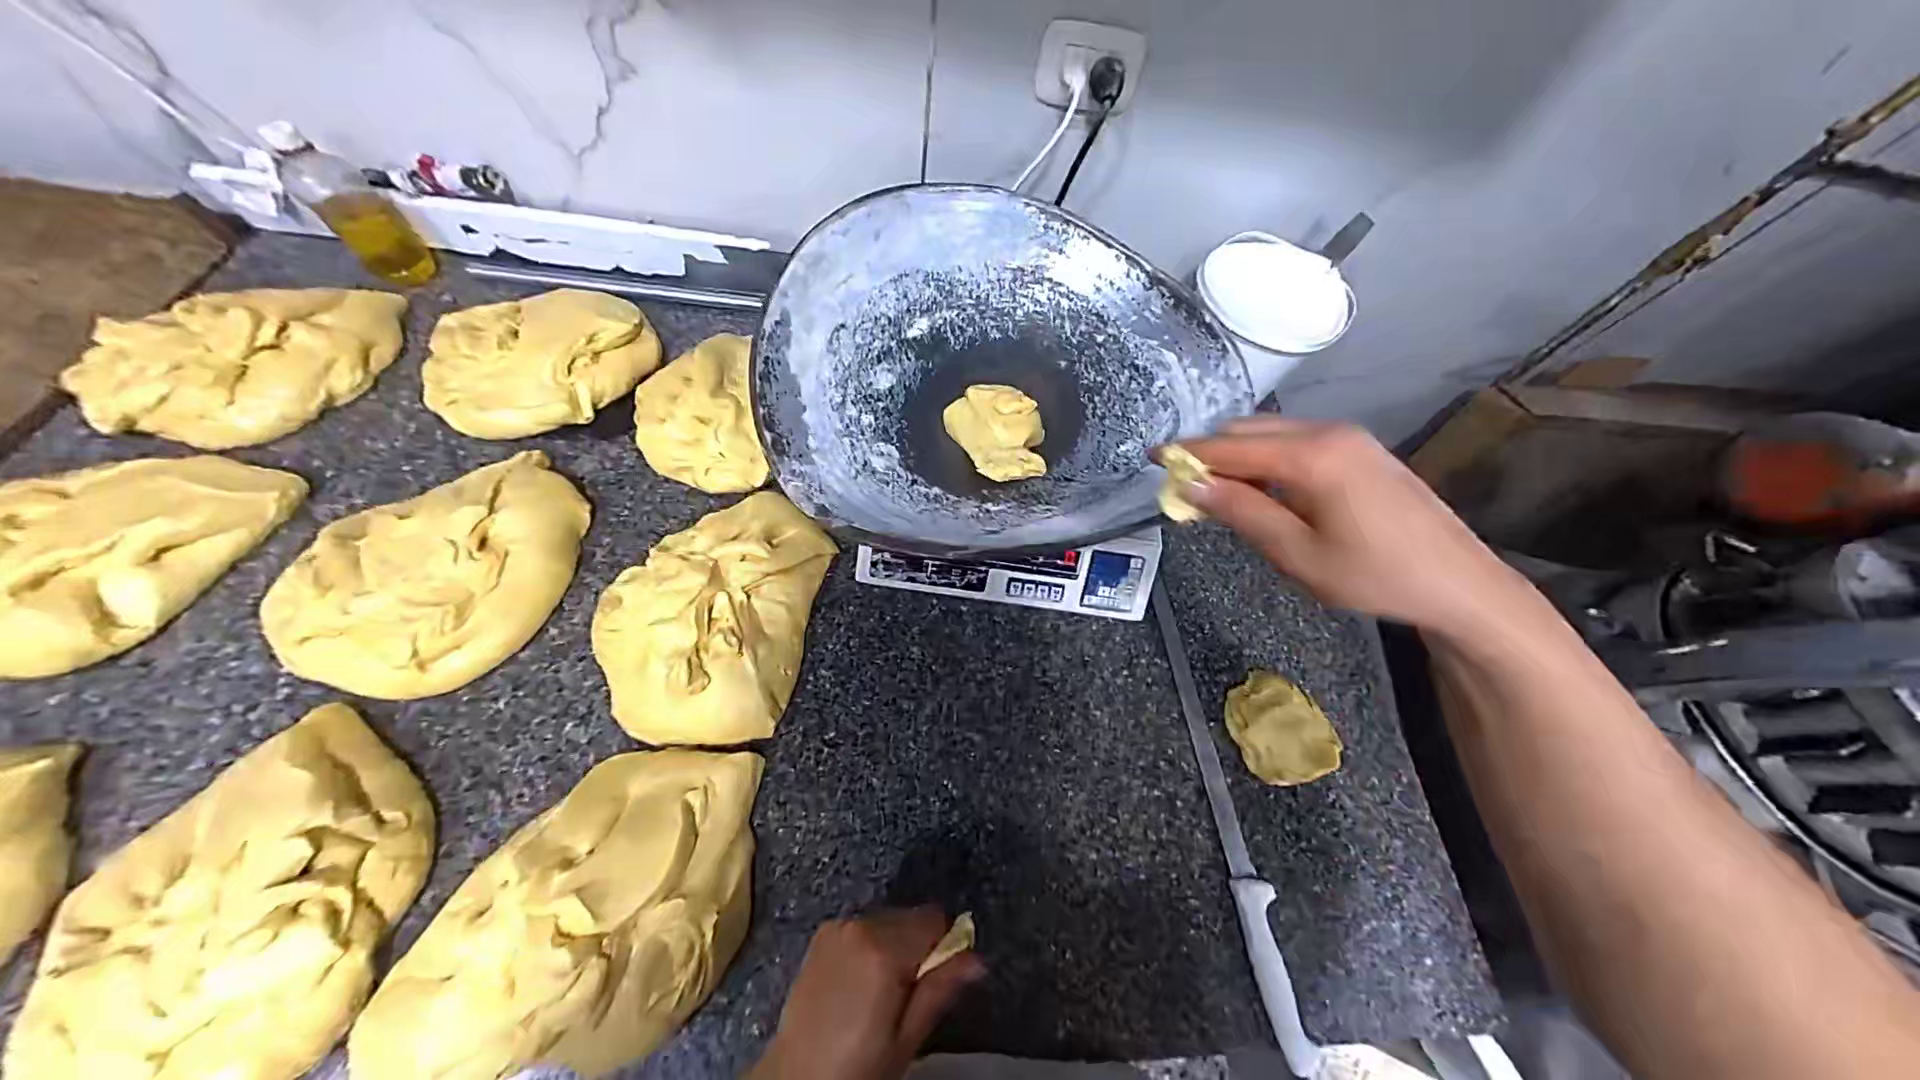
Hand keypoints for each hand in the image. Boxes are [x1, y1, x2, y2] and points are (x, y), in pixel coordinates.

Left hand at [748, 907, 984, 1079]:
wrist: (796, 1078)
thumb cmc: (857, 1068)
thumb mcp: (905, 1038)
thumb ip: (939, 989)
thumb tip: (977, 959)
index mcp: (882, 949)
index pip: (935, 920)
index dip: (944, 948)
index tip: (935, 980)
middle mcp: (860, 925)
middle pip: (912, 917)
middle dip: (918, 947)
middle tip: (905, 994)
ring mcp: (838, 926)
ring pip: (889, 920)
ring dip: (895, 944)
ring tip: (880, 991)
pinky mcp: (823, 932)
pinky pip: (865, 925)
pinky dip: (871, 944)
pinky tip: (860, 981)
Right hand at [1167, 417, 1545, 643]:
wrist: (1459, 584)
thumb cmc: (1374, 576)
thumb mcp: (1296, 553)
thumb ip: (1240, 512)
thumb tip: (1189, 485)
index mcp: (1312, 456)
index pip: (1230, 447)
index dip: (1187, 454)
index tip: (1153, 460)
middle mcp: (1329, 433)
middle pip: (1248, 431)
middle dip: (1210, 455)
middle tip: (1184, 490)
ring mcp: (1349, 437)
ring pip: (1271, 434)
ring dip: (1237, 457)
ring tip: (1218, 495)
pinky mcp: (1360, 449)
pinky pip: (1296, 442)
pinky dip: (1266, 459)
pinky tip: (1263, 491)